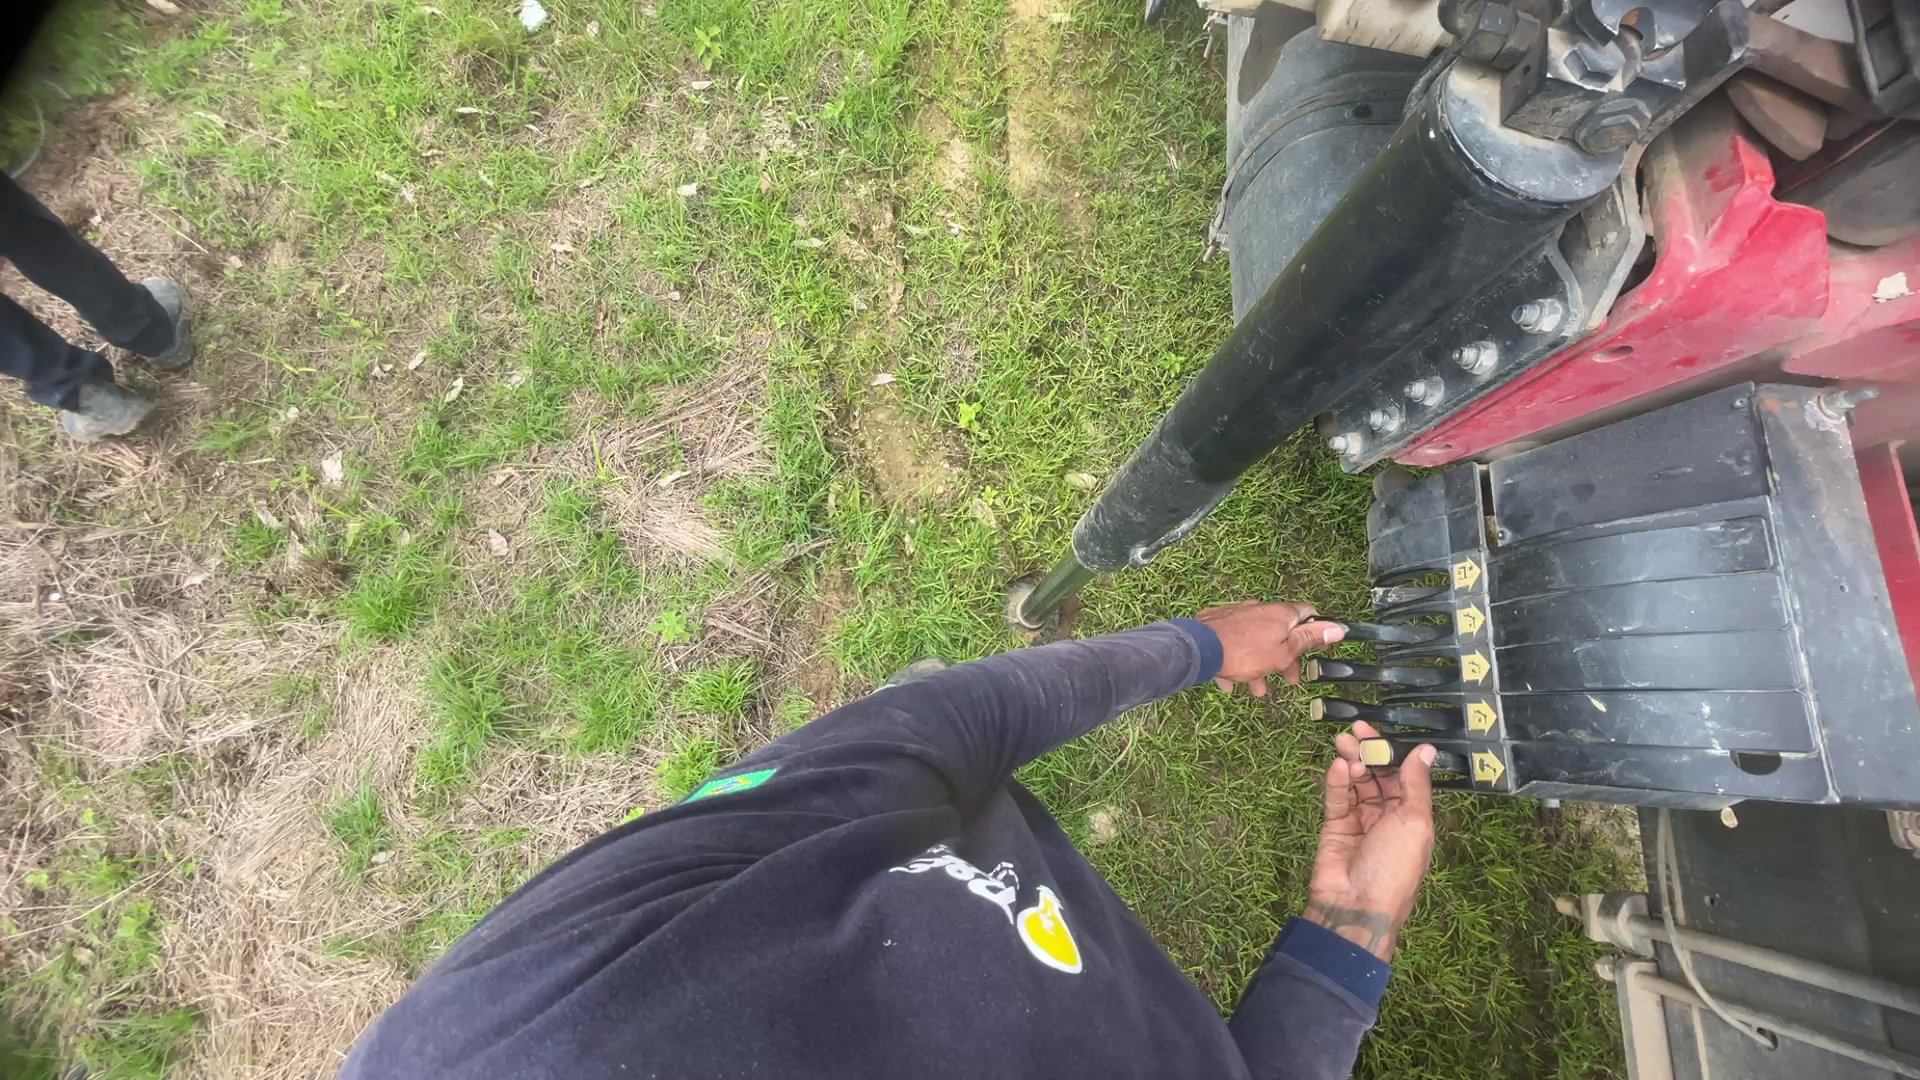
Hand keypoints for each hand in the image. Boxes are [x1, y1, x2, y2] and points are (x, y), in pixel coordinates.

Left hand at [1195, 601, 1345, 696]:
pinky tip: (1229, 682)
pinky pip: (1232, 643)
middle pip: (1280, 632)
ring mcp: (1235, 614)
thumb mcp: (1284, 652)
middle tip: (1288, 680)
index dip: (1317, 630)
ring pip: (1255, 641)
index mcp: (1279, 613)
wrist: (1199, 649)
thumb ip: (1309, 639)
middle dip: (1286, 657)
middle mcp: (1257, 609)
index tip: (1319, 648)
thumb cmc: (1245, 653)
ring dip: (1259, 666)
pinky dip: (1235, 661)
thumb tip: (1337, 627)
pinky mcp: (1215, 623)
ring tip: (1256, 689)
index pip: (1307, 613)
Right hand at [1305, 721, 1436, 960]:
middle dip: (1367, 753)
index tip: (1377, 731)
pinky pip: (1336, 797)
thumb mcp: (1413, 823)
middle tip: (1354, 732)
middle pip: (1377, 776)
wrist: (1356, 903)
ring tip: (1342, 744)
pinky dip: (1336, 781)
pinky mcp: (1334, 824)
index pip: (1402, 777)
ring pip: (1355, 783)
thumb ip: (1414, 784)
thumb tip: (1425, 749)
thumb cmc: (1394, 866)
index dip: (1392, 753)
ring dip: (1350, 762)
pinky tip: (1336, 767)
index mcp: (1413, 819)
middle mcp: (1387, 817)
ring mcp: (1359, 820)